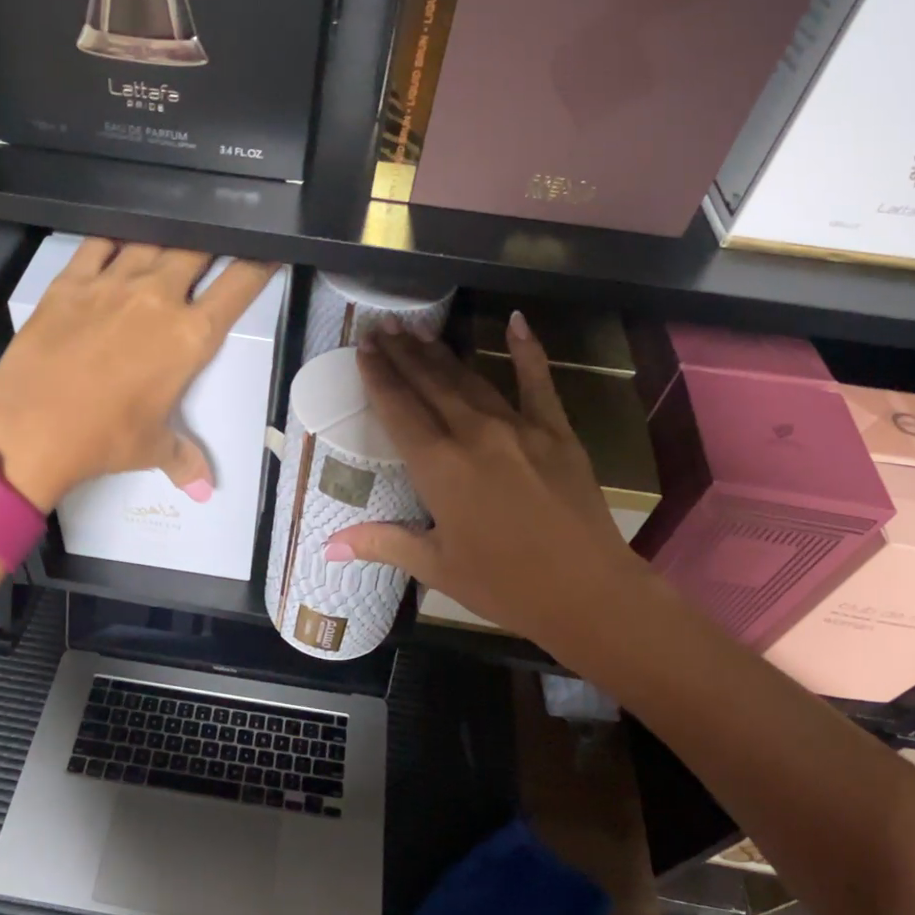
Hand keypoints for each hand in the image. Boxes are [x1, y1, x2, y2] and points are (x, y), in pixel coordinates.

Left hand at [0, 238, 277, 510]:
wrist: (29, 427)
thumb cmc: (101, 439)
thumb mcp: (150, 449)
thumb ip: (184, 458)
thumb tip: (203, 487)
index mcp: (189, 337)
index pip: (239, 286)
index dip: (260, 264)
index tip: (269, 252)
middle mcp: (157, 298)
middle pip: (198, 250)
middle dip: (214, 244)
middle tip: (219, 243)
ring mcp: (111, 284)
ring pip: (152, 241)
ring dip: (168, 239)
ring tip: (173, 240)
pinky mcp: (70, 282)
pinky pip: (99, 243)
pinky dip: (115, 237)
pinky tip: (121, 239)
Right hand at [325, 312, 652, 643]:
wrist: (587, 592)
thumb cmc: (504, 585)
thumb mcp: (437, 566)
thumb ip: (384, 543)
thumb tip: (328, 546)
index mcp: (440, 467)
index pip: (399, 409)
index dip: (379, 376)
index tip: (364, 348)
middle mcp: (474, 435)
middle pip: (431, 384)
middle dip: (404, 353)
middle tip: (384, 326)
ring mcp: (519, 428)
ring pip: (471, 380)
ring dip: (442, 353)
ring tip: (419, 329)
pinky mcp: (557, 432)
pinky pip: (539, 383)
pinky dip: (527, 351)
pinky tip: (516, 322)